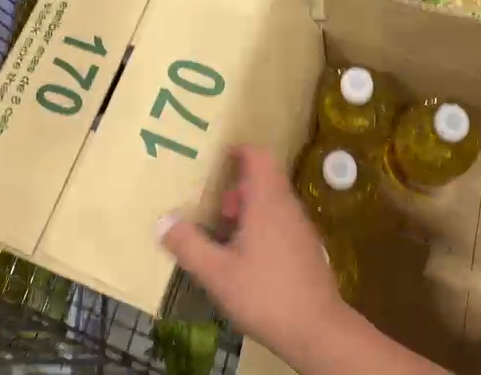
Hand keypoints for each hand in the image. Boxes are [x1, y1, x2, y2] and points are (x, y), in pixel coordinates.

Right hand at [157, 145, 349, 359]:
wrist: (317, 330)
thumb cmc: (264, 292)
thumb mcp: (217, 272)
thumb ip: (189, 245)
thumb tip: (163, 221)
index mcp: (267, 200)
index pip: (258, 156)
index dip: (238, 151)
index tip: (216, 160)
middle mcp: (287, 205)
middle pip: (264, 178)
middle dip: (237, 187)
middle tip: (215, 209)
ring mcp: (301, 227)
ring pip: (272, 202)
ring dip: (249, 210)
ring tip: (226, 237)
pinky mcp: (307, 248)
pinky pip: (281, 221)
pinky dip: (262, 227)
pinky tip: (247, 259)